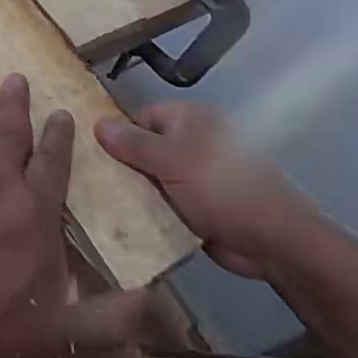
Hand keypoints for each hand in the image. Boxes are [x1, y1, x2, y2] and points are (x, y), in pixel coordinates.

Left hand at [0, 75, 151, 357]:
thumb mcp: (65, 334)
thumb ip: (111, 317)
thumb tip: (153, 301)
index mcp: (37, 211)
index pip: (53, 161)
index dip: (59, 135)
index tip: (62, 113)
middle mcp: (2, 187)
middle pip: (12, 134)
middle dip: (17, 104)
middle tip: (17, 77)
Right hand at [95, 103, 309, 280]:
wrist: (271, 239)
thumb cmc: (221, 187)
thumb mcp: (172, 160)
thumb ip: (134, 143)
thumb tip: (98, 122)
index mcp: (190, 121)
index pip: (143, 117)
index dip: (118, 133)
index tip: (89, 152)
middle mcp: (191, 145)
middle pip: (144, 150)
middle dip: (120, 166)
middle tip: (85, 182)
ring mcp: (193, 179)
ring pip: (150, 181)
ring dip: (130, 193)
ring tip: (93, 204)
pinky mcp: (194, 209)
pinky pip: (161, 206)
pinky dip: (145, 214)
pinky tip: (118, 223)